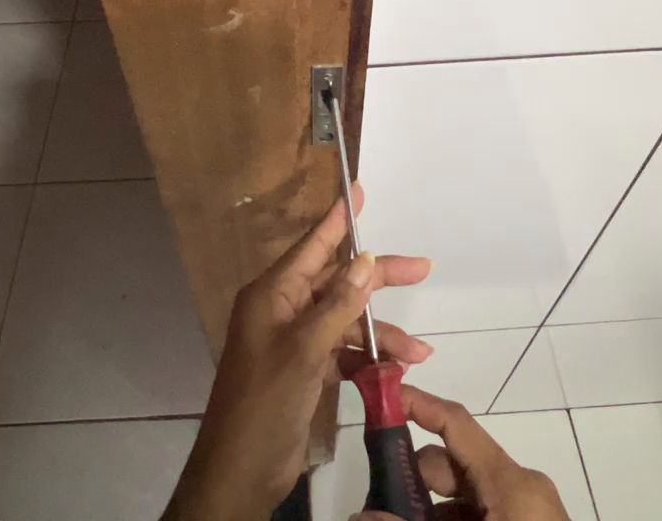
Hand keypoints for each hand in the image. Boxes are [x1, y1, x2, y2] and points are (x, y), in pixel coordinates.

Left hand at [164, 185, 431, 520]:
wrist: (240, 472)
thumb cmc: (264, 402)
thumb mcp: (304, 350)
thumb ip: (338, 304)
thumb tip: (365, 259)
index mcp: (272, 294)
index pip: (312, 246)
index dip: (338, 219)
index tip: (358, 189)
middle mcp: (282, 309)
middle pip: (337, 282)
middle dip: (378, 280)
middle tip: (422, 269)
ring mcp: (293, 341)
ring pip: (345, 320)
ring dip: (379, 334)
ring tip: (418, 353)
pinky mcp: (304, 370)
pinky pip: (342, 352)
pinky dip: (367, 360)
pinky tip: (394, 373)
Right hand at [352, 385, 571, 520]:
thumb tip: (359, 517)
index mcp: (512, 482)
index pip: (455, 423)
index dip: (416, 405)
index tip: (378, 399)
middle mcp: (520, 490)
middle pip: (452, 465)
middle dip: (410, 478)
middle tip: (372, 502)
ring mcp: (526, 515)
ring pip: (462, 498)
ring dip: (426, 509)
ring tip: (390, 520)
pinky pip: (479, 519)